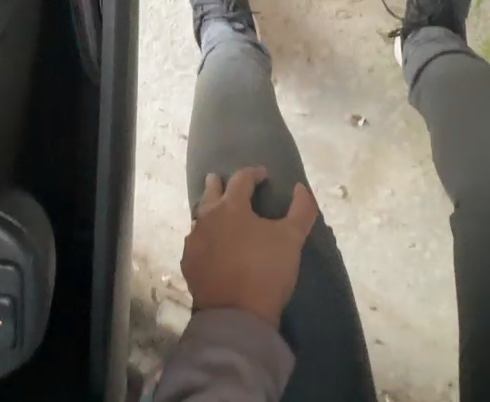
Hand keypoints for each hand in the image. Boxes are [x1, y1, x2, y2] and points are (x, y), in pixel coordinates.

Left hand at [180, 167, 319, 327]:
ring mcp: (194, 240)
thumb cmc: (266, 271)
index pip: (241, 179)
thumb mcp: (292, 238)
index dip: (254, 174)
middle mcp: (207, 217)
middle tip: (222, 180)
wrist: (236, 315)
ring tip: (217, 214)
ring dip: (209, 211)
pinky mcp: (188, 262)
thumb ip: (301, 210)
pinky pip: (194, 242)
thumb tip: (301, 188)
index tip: (263, 175)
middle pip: (210, 191)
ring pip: (199, 216)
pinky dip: (203, 238)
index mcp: (231, 206)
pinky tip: (209, 246)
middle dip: (218, 183)